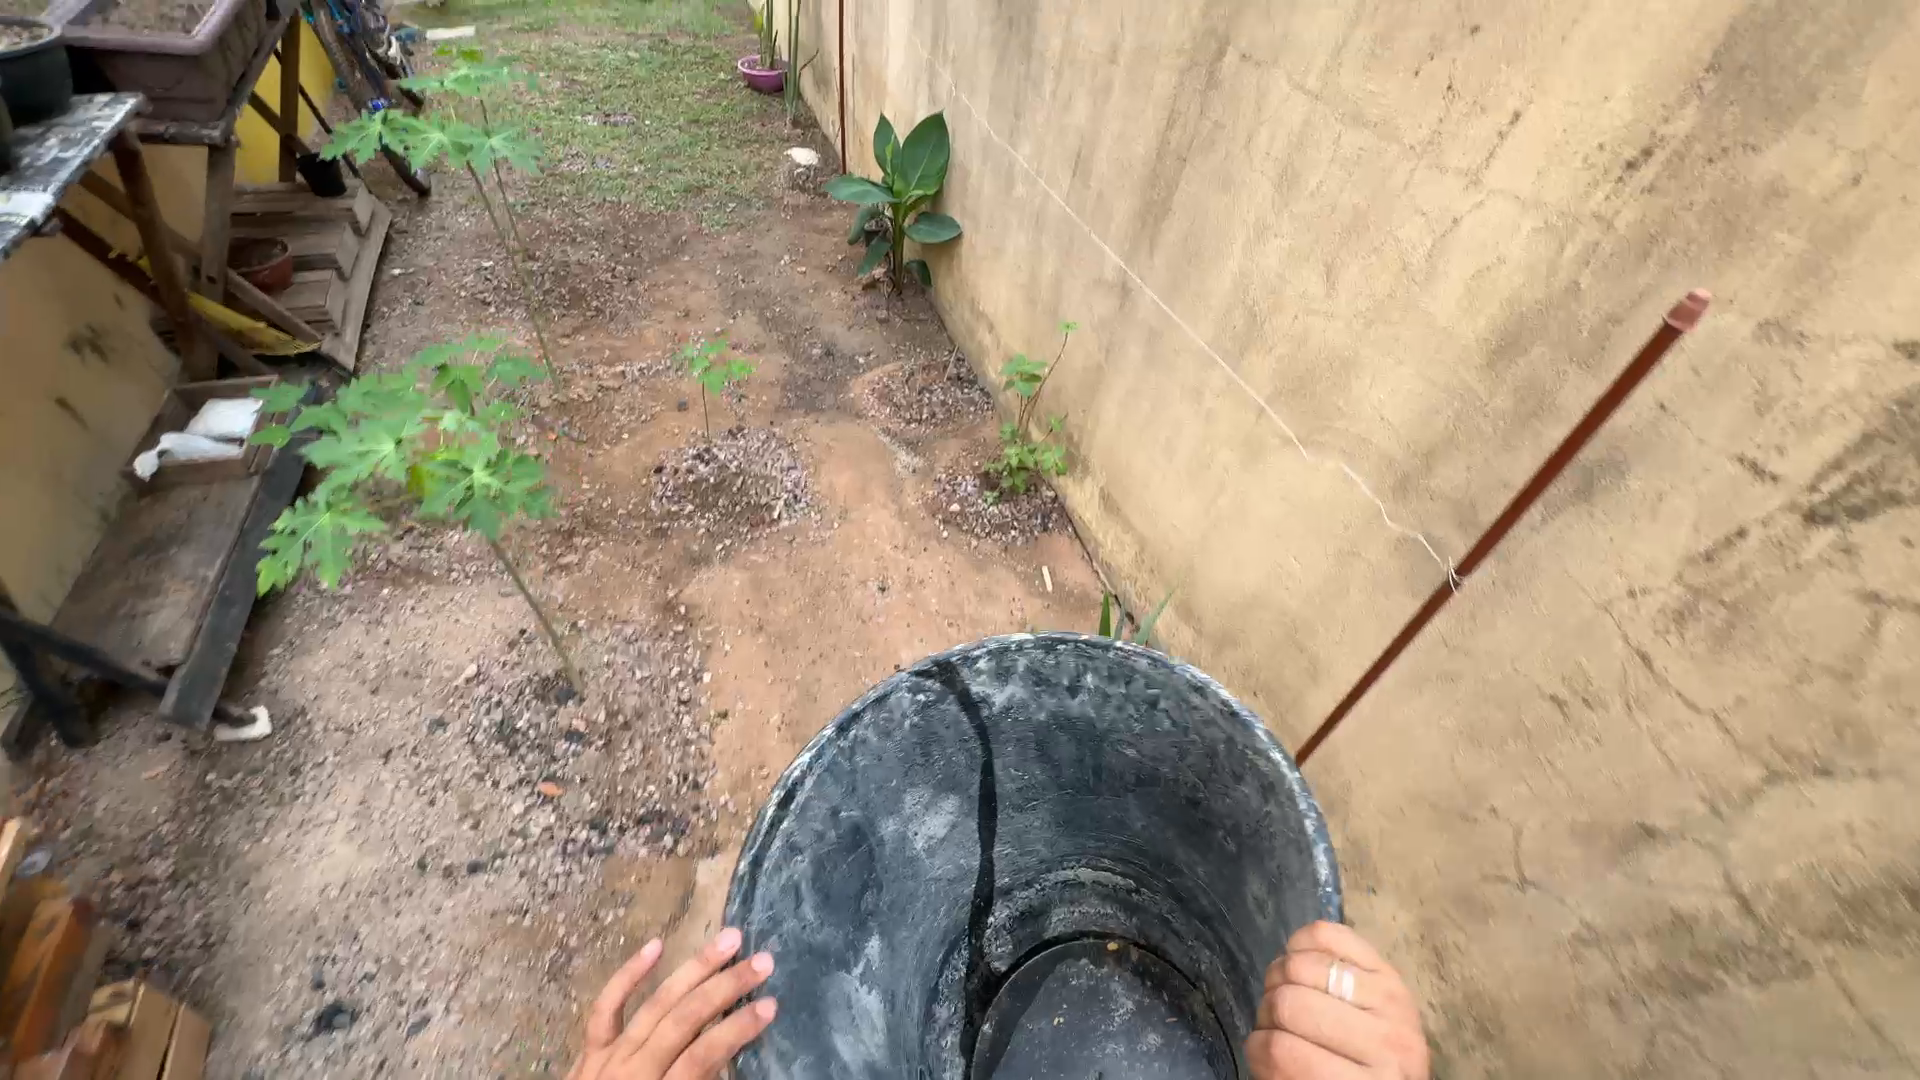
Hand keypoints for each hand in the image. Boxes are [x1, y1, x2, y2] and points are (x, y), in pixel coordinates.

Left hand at [568, 927, 777, 1079]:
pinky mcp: (588, 1053)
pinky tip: (656, 944)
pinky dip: (628, 975)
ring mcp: (607, 1059)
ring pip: (657, 1003)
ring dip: (697, 967)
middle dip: (727, 987)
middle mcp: (632, 1073)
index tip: (771, 1005)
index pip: (703, 1056)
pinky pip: (605, 1009)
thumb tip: (730, 1060)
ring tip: (730, 939)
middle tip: (764, 961)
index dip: (738, 1029)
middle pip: (684, 1019)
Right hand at [1246, 921, 1429, 1078]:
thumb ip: (1284, 1071)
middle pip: (1288, 1003)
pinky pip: (1323, 934)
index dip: (1257, 1048)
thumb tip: (1259, 1043)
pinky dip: (1298, 944)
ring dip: (1278, 977)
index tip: (1262, 1052)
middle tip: (1276, 1022)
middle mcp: (1385, 1044)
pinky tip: (1304, 966)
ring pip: (1298, 965)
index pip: (1281, 1052)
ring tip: (1289, 993)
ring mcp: (1389, 999)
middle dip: (1267, 1010)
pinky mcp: (1385, 966)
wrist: (1401, 1072)